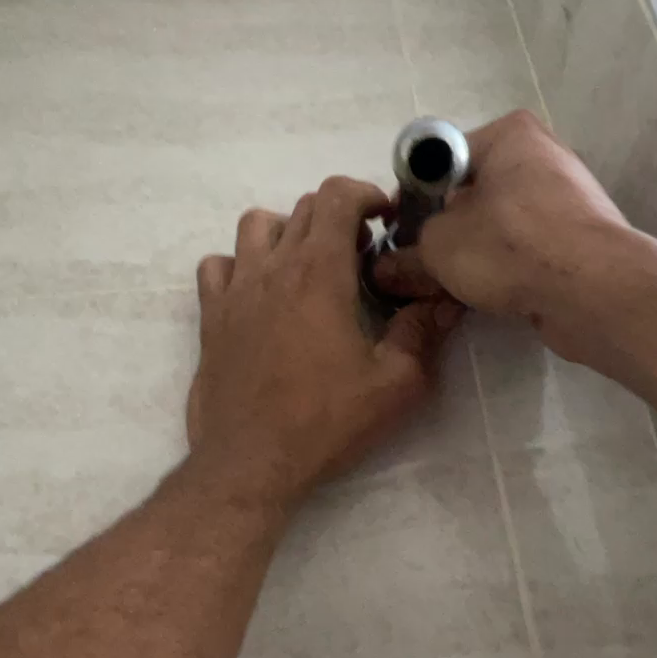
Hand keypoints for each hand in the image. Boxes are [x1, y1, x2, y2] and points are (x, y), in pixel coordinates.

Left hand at [186, 176, 462, 506]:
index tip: (386, 222)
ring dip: (287, 233)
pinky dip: (240, 266)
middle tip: (360, 258)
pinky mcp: (210, 318)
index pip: (336, 195)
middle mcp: (272, 267)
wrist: (251, 462)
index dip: (366, 195)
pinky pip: (218, 266)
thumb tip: (447, 299)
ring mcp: (234, 291)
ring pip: (256, 227)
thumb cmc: (326, 423)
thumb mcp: (394, 385)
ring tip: (307, 269)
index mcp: (319, 272)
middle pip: (302, 208)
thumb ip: (423, 334)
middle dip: (337, 218)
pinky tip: (259, 296)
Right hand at [373, 111, 631, 320]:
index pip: (442, 160)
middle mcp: (540, 157)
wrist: (592, 291)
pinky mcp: (574, 242)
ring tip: (447, 288)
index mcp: (508, 135)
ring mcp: (563, 201)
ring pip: (495, 228)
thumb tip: (384, 270)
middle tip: (418, 267)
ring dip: (469, 257)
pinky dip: (502, 271)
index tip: (400, 234)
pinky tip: (485, 297)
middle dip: (442, 233)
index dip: (414, 198)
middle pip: (469, 196)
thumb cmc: (509, 247)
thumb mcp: (438, 248)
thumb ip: (406, 255)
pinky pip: (522, 252)